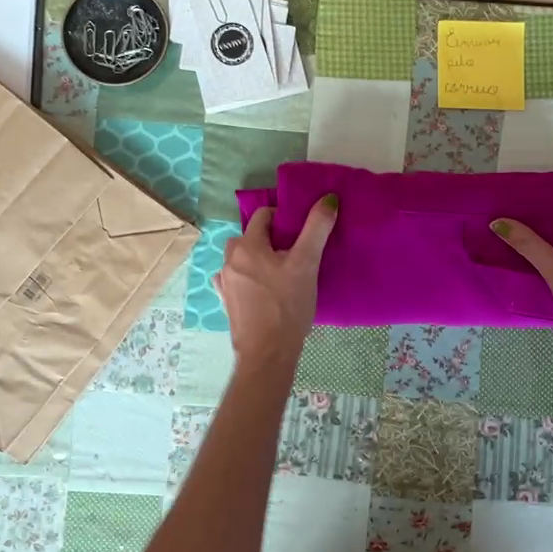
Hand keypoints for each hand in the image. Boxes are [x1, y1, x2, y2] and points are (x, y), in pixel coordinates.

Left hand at [216, 194, 337, 364]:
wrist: (267, 353)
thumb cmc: (287, 305)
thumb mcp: (307, 263)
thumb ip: (317, 228)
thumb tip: (328, 198)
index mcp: (246, 246)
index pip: (264, 216)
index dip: (284, 218)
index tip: (302, 231)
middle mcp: (229, 260)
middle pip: (251, 237)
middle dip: (271, 239)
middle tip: (295, 253)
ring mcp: (224, 283)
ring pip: (242, 259)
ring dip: (259, 259)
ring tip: (281, 273)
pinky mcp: (226, 303)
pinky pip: (237, 281)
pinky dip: (249, 280)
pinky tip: (264, 291)